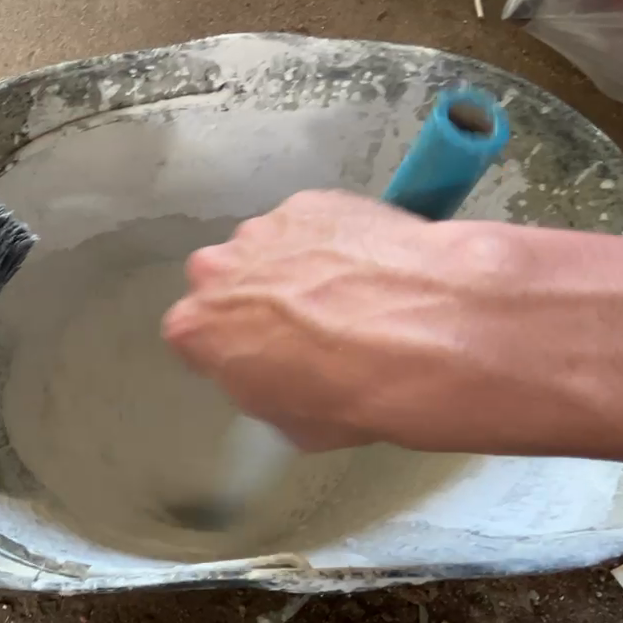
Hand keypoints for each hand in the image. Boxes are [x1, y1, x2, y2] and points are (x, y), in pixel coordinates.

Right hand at [162, 190, 589, 454]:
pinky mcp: (310, 200)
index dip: (230, 347)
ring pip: (266, 249)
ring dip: (291, 267)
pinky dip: (330, 240)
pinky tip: (369, 265)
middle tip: (304, 322)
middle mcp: (214, 269)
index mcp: (194, 329)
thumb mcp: (290, 423)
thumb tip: (279, 371)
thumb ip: (260, 387)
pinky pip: (309, 225)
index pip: (196, 336)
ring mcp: (262, 227)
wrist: (428, 331)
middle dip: (253, 299)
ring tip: (347, 292)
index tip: (264, 357)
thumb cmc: (350, 394)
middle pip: (224, 283)